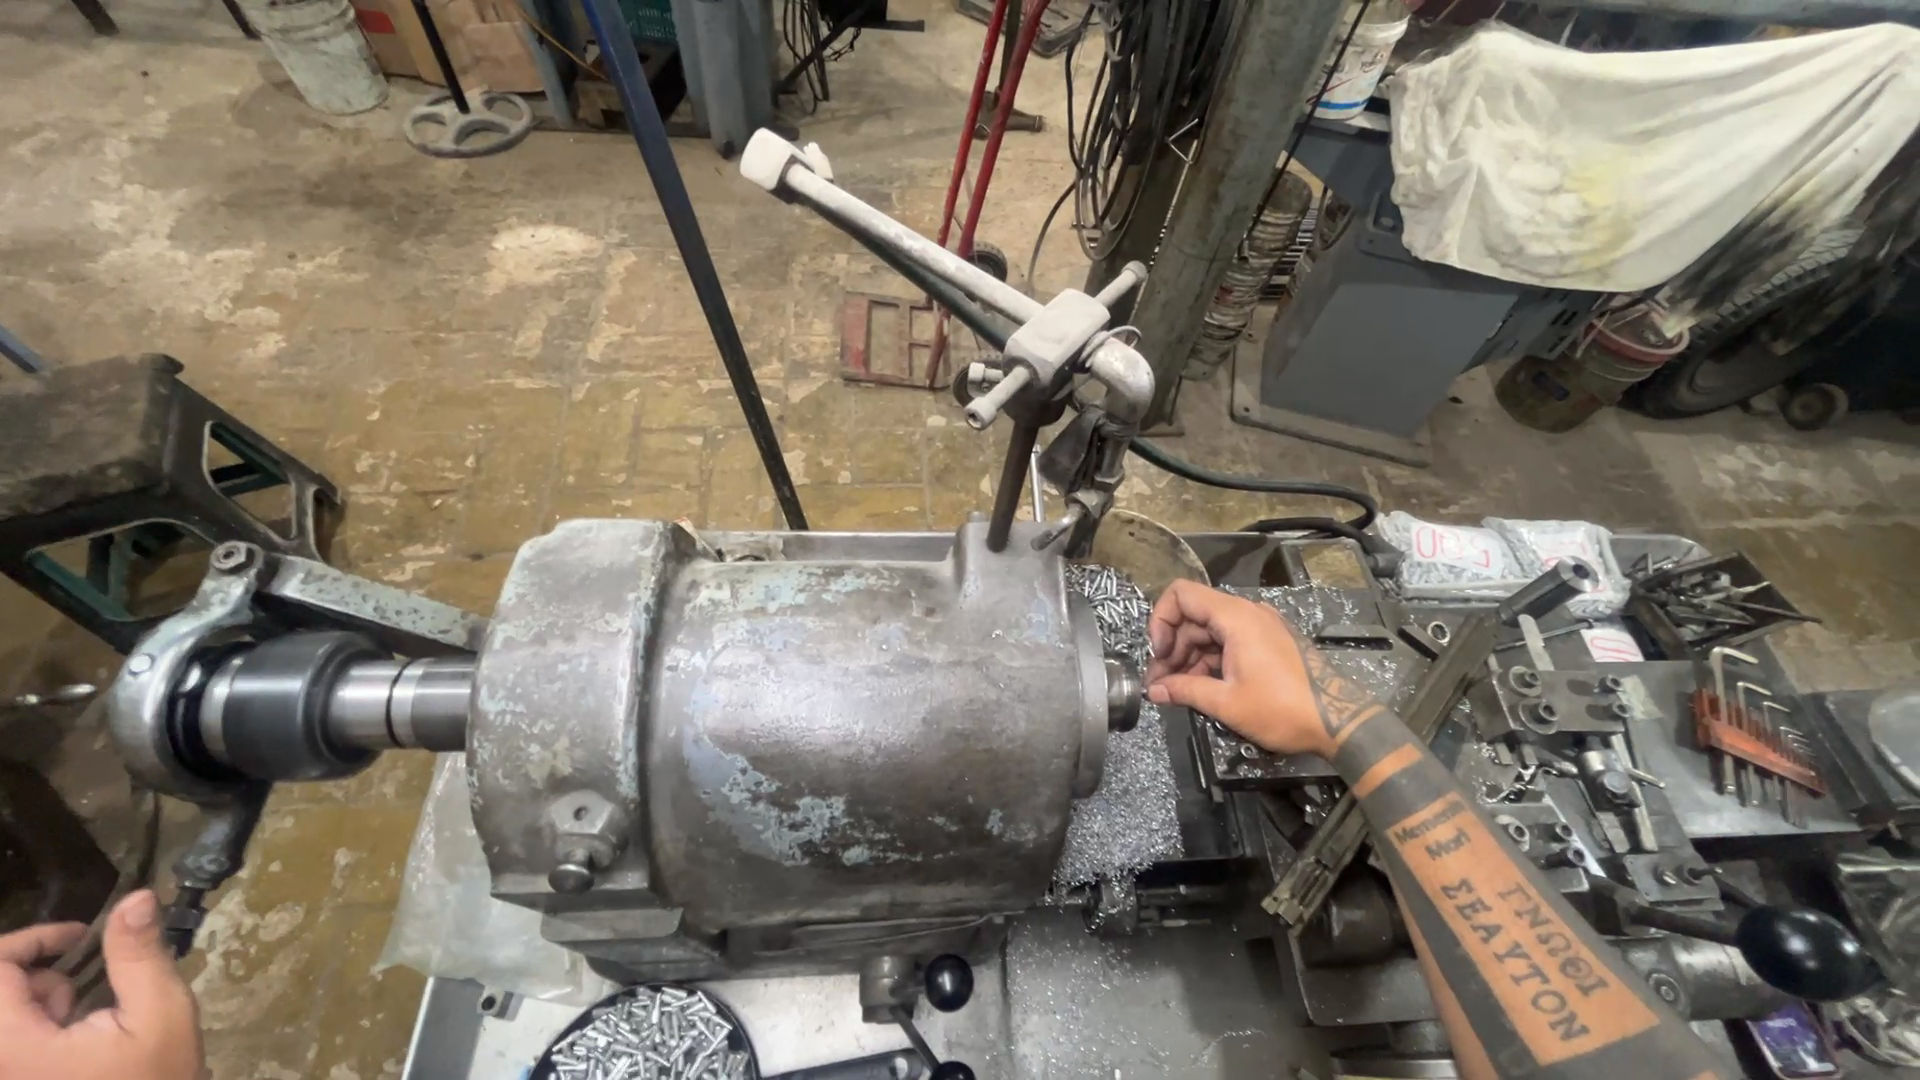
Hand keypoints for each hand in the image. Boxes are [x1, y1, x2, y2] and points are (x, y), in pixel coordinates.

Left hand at [0, 890, 203, 1079]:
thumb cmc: (152, 1073)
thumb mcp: (160, 1009)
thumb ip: (138, 955)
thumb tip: (137, 898)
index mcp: (11, 1046)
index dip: (31, 940)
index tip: (82, 935)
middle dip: (36, 978)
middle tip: (86, 989)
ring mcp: (2, 1068)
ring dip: (31, 1003)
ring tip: (76, 1018)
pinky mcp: (12, 1073)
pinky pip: (6, 1035)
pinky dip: (28, 1025)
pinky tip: (62, 1039)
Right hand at [1144, 580, 1368, 757]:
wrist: (1341, 723)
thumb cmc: (1283, 709)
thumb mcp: (1227, 703)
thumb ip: (1185, 691)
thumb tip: (1153, 691)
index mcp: (1235, 617)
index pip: (1182, 594)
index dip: (1160, 619)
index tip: (1158, 653)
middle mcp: (1247, 614)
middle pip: (1193, 616)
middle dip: (1171, 647)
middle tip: (1159, 683)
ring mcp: (1260, 628)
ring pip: (1209, 632)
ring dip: (1188, 658)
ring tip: (1175, 691)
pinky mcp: (1268, 643)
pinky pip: (1228, 642)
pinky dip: (1210, 661)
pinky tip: (1200, 688)